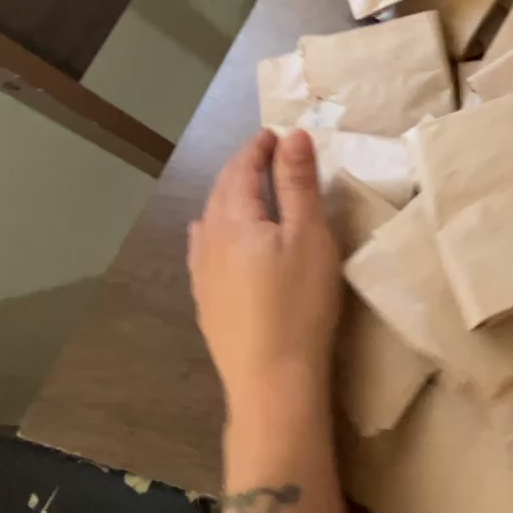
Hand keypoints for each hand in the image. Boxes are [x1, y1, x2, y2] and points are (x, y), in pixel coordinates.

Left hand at [189, 129, 341, 420]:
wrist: (273, 380)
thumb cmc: (300, 301)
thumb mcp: (309, 235)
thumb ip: (298, 183)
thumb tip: (292, 136)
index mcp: (235, 220)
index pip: (242, 170)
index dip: (258, 148)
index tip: (276, 133)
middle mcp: (210, 241)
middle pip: (222, 191)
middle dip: (243, 167)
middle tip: (267, 152)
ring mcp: (203, 273)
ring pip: (210, 218)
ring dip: (229, 195)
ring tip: (248, 186)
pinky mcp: (206, 301)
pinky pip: (203, 247)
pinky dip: (214, 226)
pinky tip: (212, 234)